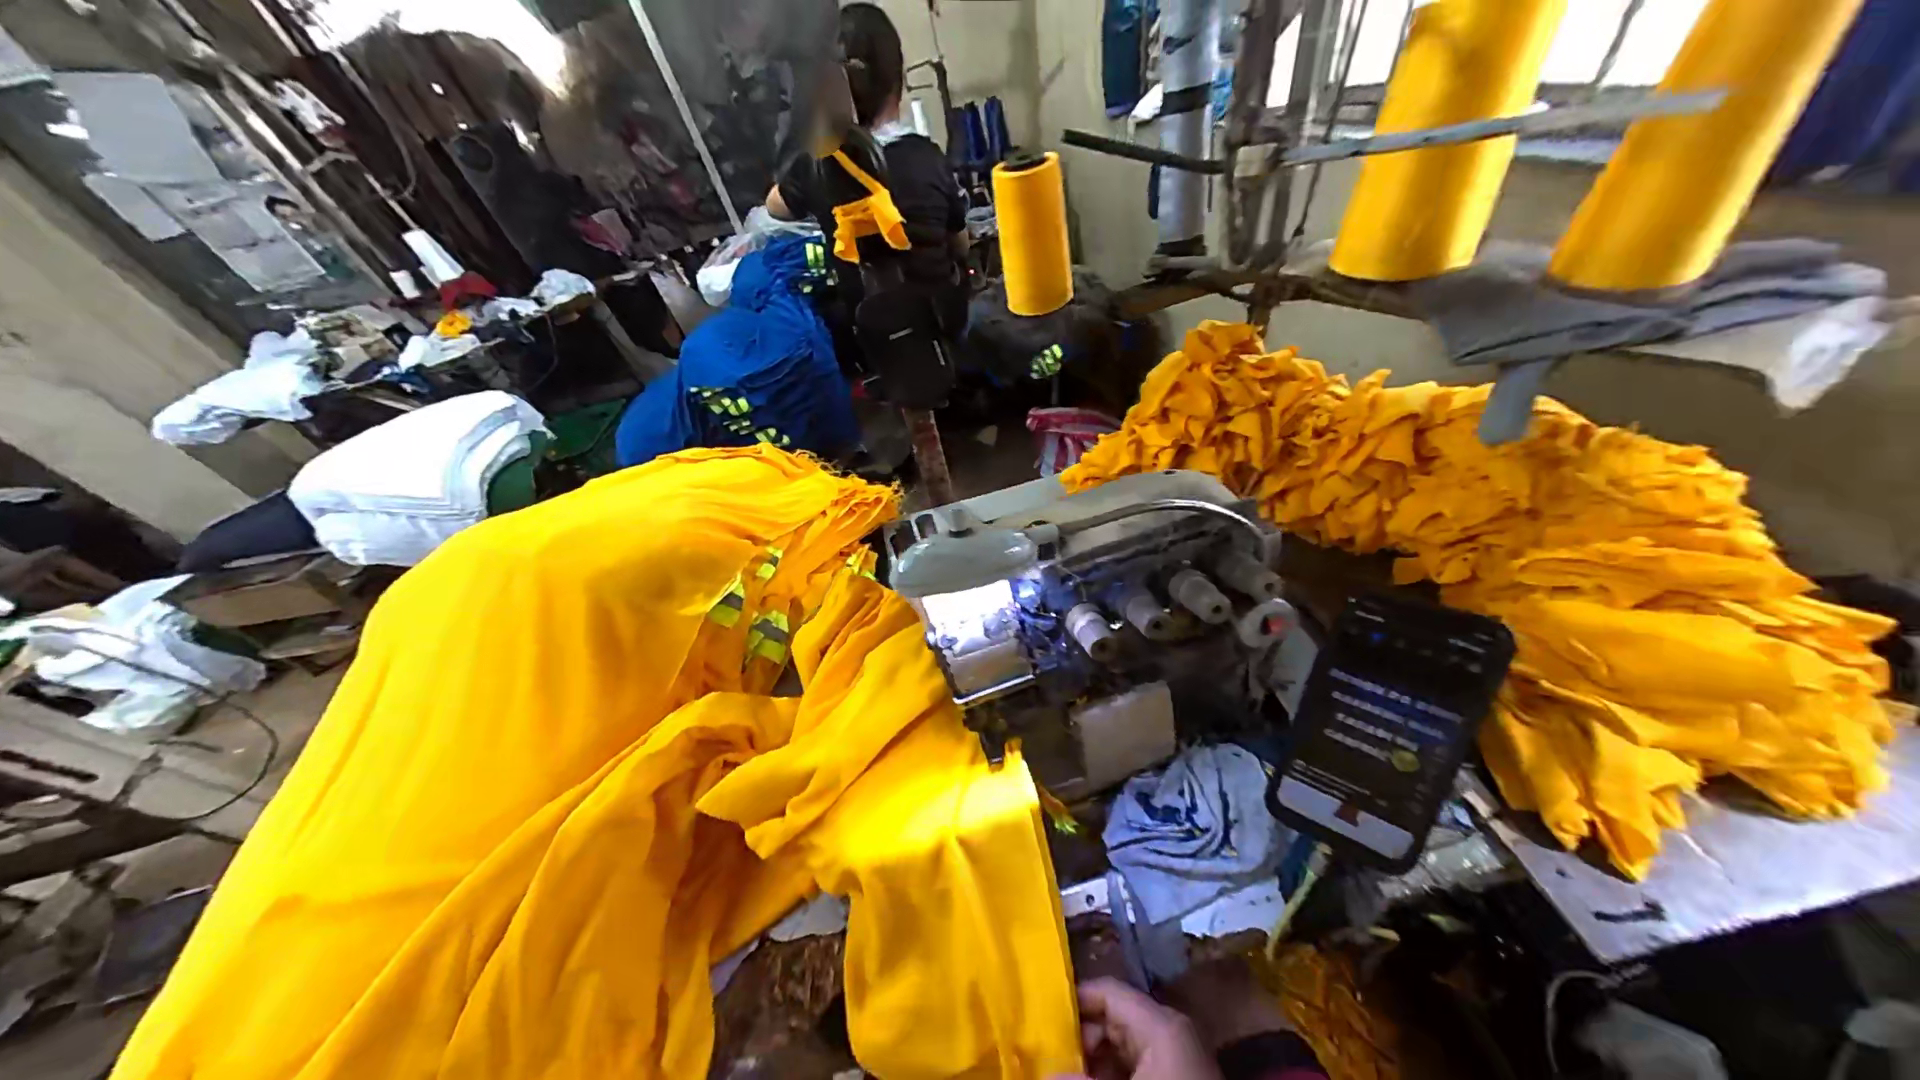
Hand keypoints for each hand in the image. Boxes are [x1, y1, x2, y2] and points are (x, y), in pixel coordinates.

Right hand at [1054, 977, 1223, 1079]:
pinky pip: (1135, 1071)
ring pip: (1120, 1050)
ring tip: (1062, 1076)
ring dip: (1093, 1066)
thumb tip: (1045, 1070)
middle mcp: (1167, 1033)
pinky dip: (1111, 1078)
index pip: (1105, 991)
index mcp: (1159, 1024)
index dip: (1071, 1002)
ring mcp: (1175, 1061)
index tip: (1038, 1021)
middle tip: (1046, 1061)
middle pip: (1110, 1021)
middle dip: (1078, 1042)